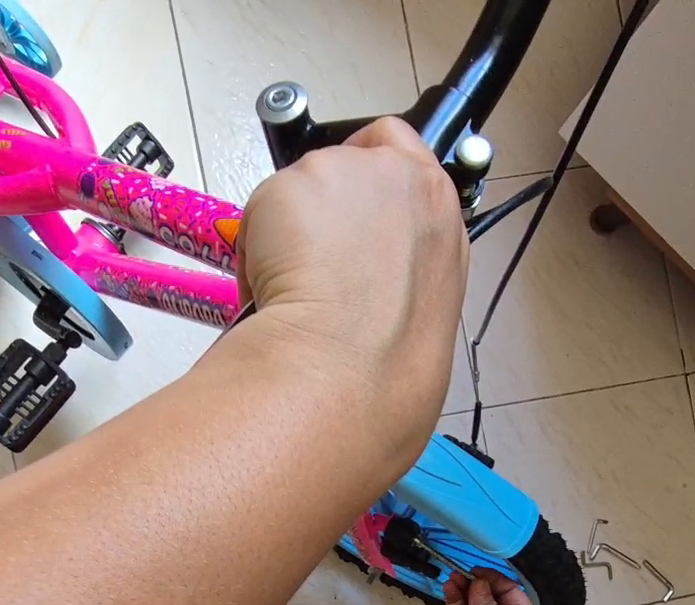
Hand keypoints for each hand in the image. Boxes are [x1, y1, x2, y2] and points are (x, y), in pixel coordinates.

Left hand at [234, 117, 467, 460]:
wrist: (345, 365)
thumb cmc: (388, 363)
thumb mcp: (424, 304)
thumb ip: (401, 263)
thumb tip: (368, 279)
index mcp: (437, 211)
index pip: (399, 149)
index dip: (366, 174)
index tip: (346, 208)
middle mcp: (397, 177)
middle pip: (344, 161)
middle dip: (321, 202)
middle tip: (307, 257)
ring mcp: (344, 174)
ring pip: (301, 188)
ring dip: (288, 228)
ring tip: (290, 287)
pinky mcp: (291, 185)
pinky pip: (264, 211)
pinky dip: (257, 245)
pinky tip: (269, 288)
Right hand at [446, 570, 542, 604]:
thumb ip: (487, 603)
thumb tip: (477, 583)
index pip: (511, 590)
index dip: (496, 578)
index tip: (480, 569)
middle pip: (490, 594)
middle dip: (478, 582)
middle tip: (464, 570)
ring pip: (472, 602)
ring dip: (463, 588)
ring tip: (453, 576)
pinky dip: (454, 600)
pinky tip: (449, 589)